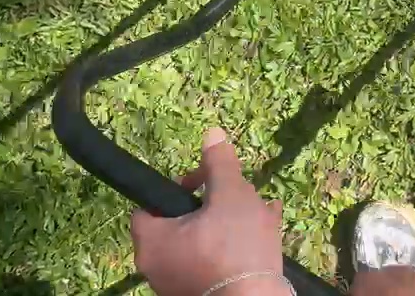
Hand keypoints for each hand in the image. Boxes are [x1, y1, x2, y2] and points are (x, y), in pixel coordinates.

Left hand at [131, 128, 288, 295]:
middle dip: (215, 200)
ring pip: (203, 237)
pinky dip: (235, 240)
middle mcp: (158, 268)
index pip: (148, 205)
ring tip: (260, 208)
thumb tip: (210, 134)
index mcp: (154, 243)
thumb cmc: (234, 245)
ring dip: (231, 217)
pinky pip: (215, 257)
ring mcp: (179, 284)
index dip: (177, 185)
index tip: (205, 179)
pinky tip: (265, 227)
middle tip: (238, 193)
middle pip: (181, 220)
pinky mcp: (203, 291)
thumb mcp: (230, 194)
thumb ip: (219, 164)